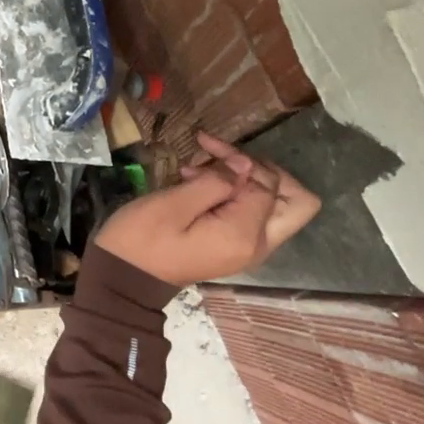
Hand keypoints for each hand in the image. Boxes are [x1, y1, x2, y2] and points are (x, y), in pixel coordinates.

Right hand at [93, 131, 320, 286]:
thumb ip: (214, 182)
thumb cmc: (141, 238)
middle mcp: (259, 244)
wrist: (124, 277)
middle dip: (265, 171)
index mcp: (244, 234)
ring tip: (199, 170)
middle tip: (225, 158)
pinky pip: (254, 216)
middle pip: (298, 202)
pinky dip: (237, 195)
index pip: (267, 184)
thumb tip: (244, 164)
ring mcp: (249, 249)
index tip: (204, 145)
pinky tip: (199, 184)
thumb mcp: (171, 205)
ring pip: (278, 206)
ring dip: (248, 181)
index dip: (240, 159)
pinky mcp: (235, 247)